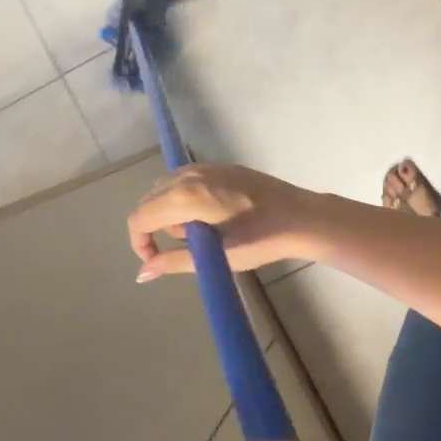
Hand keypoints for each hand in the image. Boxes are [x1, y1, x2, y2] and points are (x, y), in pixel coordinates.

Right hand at [128, 165, 334, 280]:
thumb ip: (173, 262)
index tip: (154, 261)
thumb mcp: (215, 256)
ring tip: (202, 234)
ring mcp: (207, 166)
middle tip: (186, 247)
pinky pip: (188, 180)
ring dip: (170, 212)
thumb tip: (141, 273)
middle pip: (150, 199)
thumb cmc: (259, 240)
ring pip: (168, 187)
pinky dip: (186, 199)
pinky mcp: (223, 166)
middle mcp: (190, 175)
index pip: (140, 216)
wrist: (301, 217)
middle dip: (155, 226)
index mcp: (184, 196)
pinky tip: (213, 217)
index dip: (139, 242)